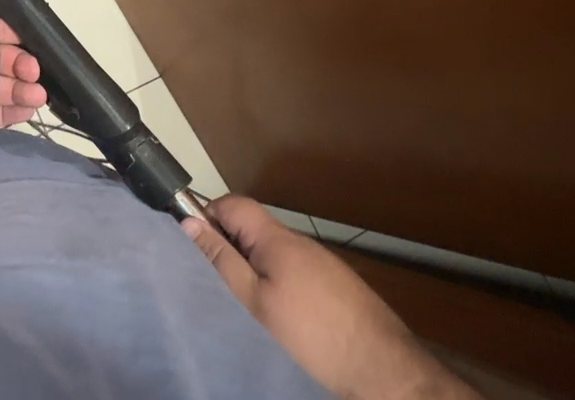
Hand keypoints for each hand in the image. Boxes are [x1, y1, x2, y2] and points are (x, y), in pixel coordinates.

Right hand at [183, 197, 478, 399]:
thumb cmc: (311, 336)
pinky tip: (285, 317)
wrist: (386, 372)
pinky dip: (281, 284)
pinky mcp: (339, 285)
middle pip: (252, 228)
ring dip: (256, 268)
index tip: (199, 248)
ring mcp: (323, 263)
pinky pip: (296, 271)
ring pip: (274, 253)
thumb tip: (189, 221)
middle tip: (223, 285)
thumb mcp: (254, 301)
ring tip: (252, 306)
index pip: (232, 202)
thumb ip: (220, 259)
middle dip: (231, 248)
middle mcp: (301, 242)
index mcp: (277, 238)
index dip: (209, 216)